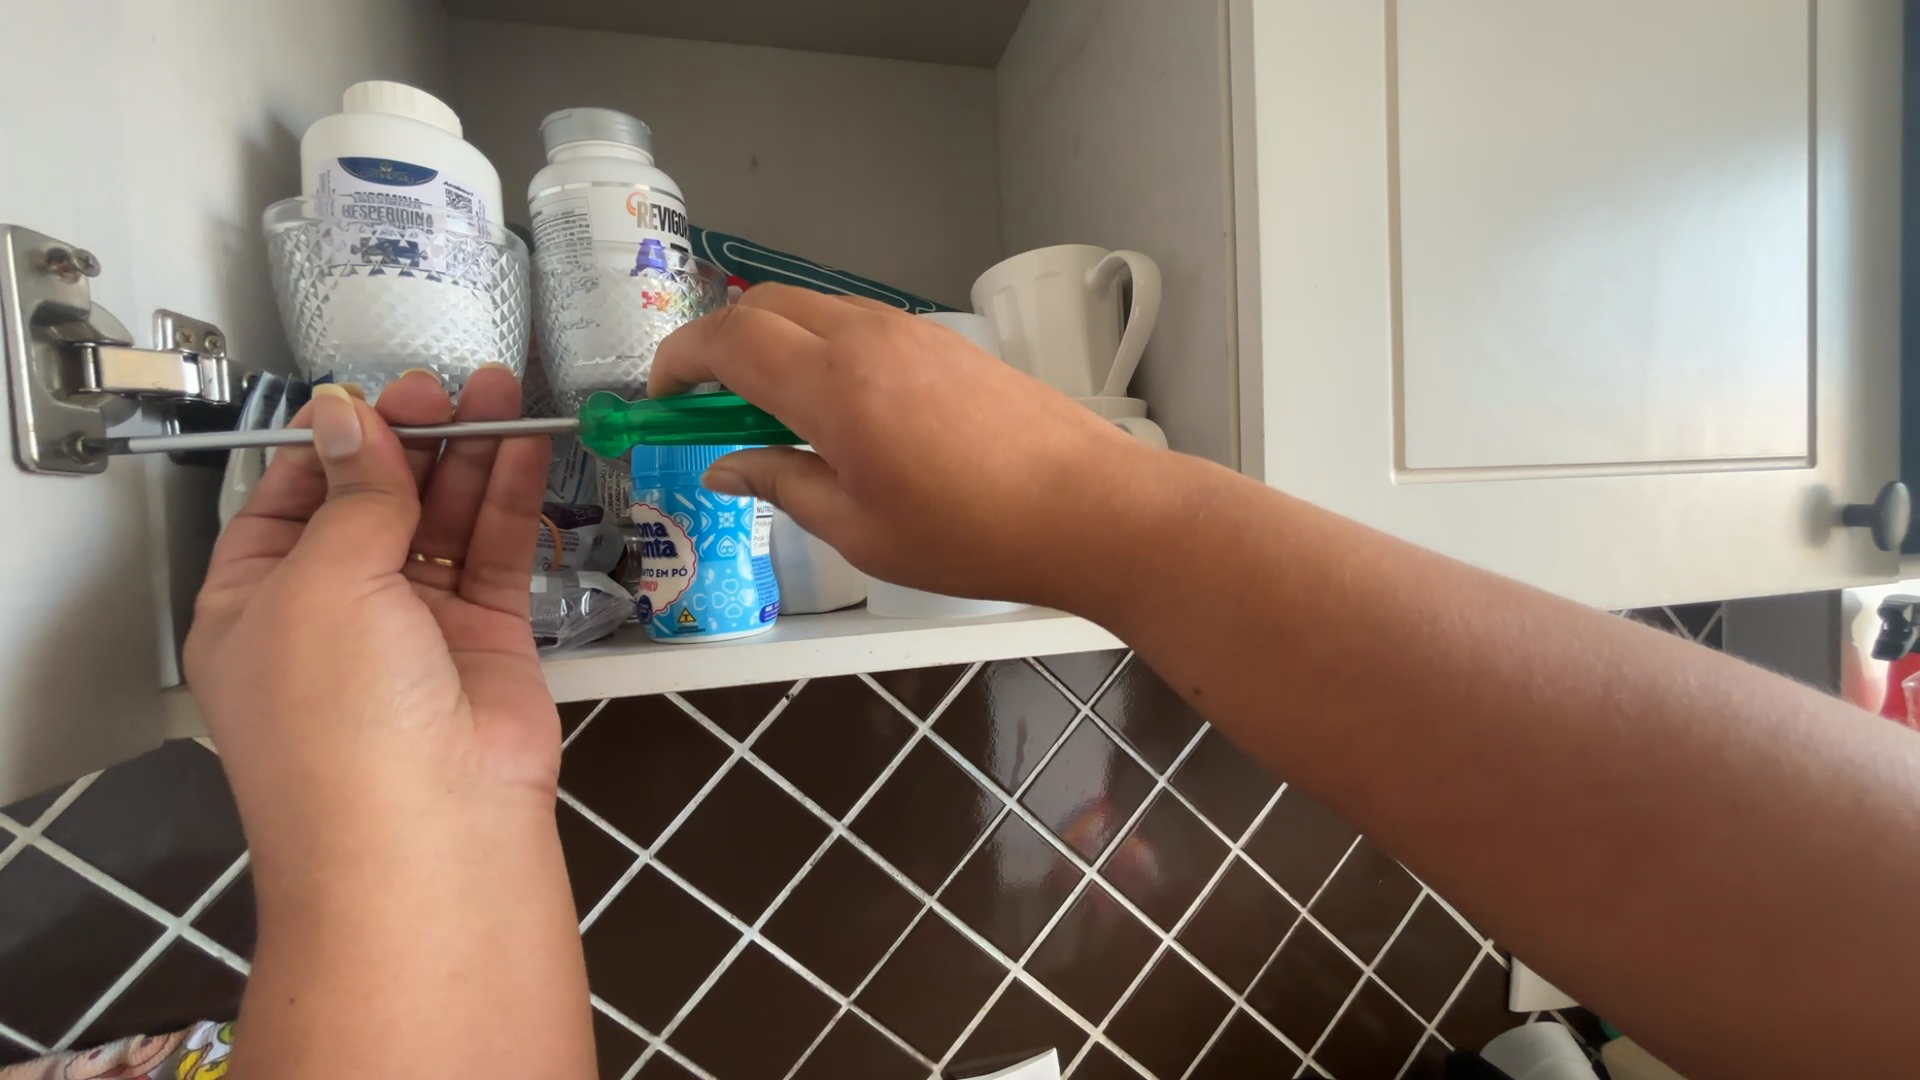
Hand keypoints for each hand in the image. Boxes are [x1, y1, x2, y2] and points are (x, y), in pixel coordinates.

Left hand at [183, 367, 554, 862]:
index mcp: (262, 598)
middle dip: (419, 439)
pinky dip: (512, 500)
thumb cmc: (341, 716)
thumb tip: (349, 416)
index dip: (340, 441)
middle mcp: (343, 603)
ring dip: (475, 458)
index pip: (297, 497)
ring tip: (504, 397)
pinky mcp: (491, 628)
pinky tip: (527, 454)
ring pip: (449, 519)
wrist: (436, 820)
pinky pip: (498, 550)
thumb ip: (355, 498)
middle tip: (456, 387)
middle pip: (384, 499)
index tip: (384, 394)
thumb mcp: (322, 588)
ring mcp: (422, 616)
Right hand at [649, 286, 1154, 606]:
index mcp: (835, 384)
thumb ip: (784, 486)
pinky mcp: (951, 344)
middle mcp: (870, 337)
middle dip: (720, 345)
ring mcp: (916, 333)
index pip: (726, 339)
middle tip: (711, 407)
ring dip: (777, 346)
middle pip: (766, 307)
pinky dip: (828, 351)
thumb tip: (728, 466)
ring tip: (776, 413)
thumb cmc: (971, 536)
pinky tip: (845, 408)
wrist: (1091, 509)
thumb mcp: (861, 530)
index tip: (660, 398)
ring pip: (817, 312)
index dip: (678, 361)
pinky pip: (865, 328)